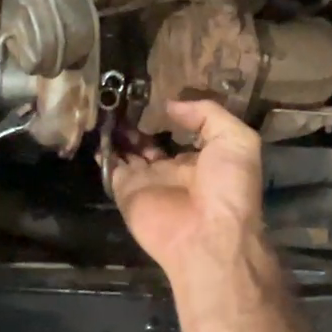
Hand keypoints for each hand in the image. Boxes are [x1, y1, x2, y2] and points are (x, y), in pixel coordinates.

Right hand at [111, 101, 268, 287]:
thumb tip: (171, 105)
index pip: (183, 134)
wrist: (208, 237)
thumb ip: (206, 115)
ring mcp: (148, 183)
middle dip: (138, 124)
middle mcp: (173, 171)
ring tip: (106, 105)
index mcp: (202, 160)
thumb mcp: (236, 140)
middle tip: (123, 97)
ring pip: (128, 153)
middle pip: (150, 144)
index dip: (171, 117)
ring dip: (118, 133)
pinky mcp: (126, 193)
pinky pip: (111, 169)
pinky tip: (95, 128)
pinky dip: (102, 151)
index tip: (154, 94)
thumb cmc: (228, 186)